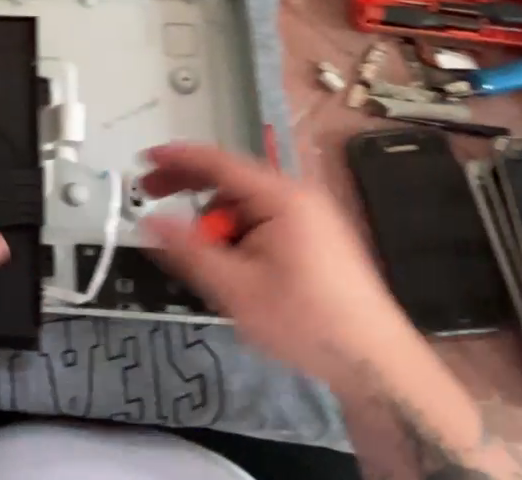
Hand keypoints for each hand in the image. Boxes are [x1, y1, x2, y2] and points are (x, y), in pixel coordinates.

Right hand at [139, 142, 415, 387]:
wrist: (376, 364)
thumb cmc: (308, 322)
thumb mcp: (235, 287)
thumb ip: (187, 249)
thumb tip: (149, 223)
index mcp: (281, 197)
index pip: (217, 161)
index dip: (176, 157)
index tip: (145, 157)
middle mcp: (298, 197)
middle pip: (230, 179)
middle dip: (188, 188)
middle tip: (152, 195)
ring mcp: (311, 217)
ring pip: (244, 205)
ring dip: (214, 221)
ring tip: (200, 254)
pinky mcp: (316, 239)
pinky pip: (262, 221)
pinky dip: (237, 233)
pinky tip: (229, 264)